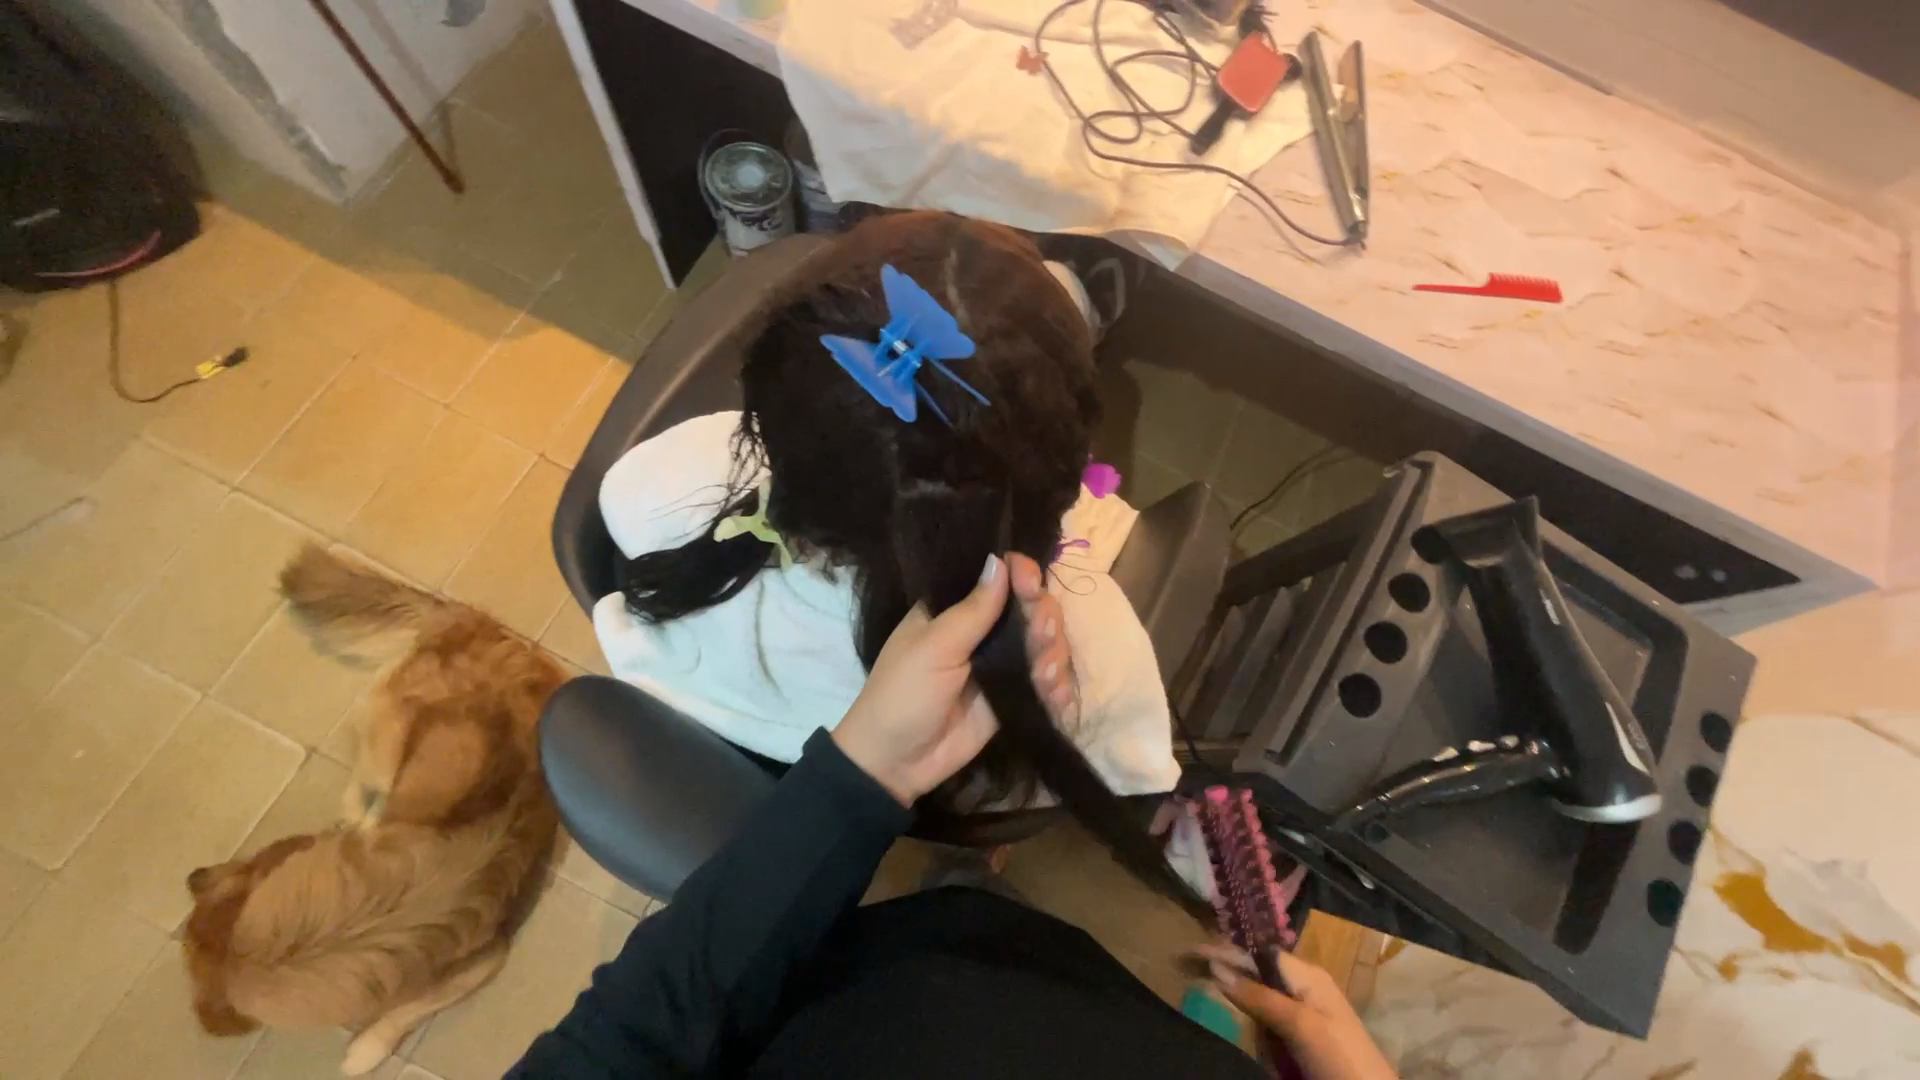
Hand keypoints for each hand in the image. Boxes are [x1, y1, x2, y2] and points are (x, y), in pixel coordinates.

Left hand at [833, 552, 1076, 805]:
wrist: (897, 761)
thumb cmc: (904, 693)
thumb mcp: (934, 648)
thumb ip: (973, 609)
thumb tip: (1001, 559)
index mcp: (955, 609)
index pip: (999, 577)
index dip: (1023, 575)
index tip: (1030, 586)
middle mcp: (982, 630)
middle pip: (1032, 607)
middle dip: (1045, 618)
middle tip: (1040, 637)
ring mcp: (1000, 663)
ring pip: (1044, 643)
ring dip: (1055, 653)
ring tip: (1046, 677)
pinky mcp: (1013, 696)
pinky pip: (1045, 682)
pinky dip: (1058, 686)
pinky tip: (1058, 698)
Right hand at [1191, 943, 1398, 1079]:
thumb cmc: (1343, 1063)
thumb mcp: (1299, 1026)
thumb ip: (1257, 995)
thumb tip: (1214, 968)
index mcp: (1307, 975)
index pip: (1255, 953)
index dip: (1222, 952)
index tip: (1187, 953)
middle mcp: (1305, 988)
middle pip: (1255, 976)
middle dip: (1234, 984)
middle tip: (1200, 986)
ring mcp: (1307, 1017)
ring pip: (1261, 1007)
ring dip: (1255, 1027)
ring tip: (1264, 1052)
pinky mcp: (1306, 1044)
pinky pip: (1272, 1032)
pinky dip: (1266, 1045)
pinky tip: (1272, 1062)